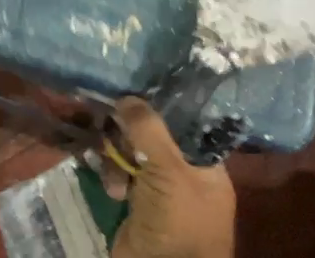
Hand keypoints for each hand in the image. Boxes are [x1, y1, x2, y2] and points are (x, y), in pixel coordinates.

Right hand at [108, 97, 235, 257]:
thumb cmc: (179, 221)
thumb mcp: (168, 170)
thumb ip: (148, 129)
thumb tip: (127, 96)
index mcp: (204, 166)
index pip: (181, 124)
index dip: (155, 108)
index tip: (128, 93)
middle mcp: (184, 174)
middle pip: (150, 136)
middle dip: (127, 134)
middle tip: (109, 128)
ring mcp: (159, 190)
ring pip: (131, 153)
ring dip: (116, 158)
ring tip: (113, 173)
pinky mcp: (137, 202)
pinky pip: (119, 173)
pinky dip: (112, 176)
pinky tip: (112, 189)